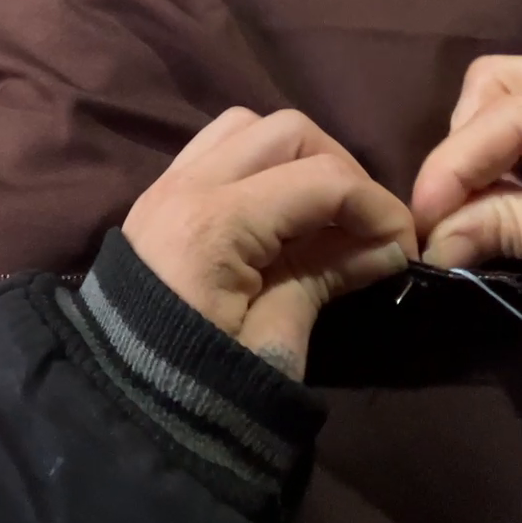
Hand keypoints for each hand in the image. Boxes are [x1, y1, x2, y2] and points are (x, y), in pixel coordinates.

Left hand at [122, 108, 417, 378]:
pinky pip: (217, 144)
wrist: (117, 397)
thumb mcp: (274, 342)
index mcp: (215, 222)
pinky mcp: (160, 190)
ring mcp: (168, 180)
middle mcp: (188, 183)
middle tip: (364, 223)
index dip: (377, 206)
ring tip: (321, 209)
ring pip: (247, 125)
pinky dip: (258, 160)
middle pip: (286, 131)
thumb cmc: (197, 382)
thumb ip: (326, 276)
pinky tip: (276, 203)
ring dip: (295, 155)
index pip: (320, 179)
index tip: (404, 247)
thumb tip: (386, 246)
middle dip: (340, 168)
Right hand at [412, 56, 521, 417]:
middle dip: (469, 141)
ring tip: (477, 204)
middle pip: (517, 82)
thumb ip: (513, 225)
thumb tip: (427, 232)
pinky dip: (518, 159)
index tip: (421, 213)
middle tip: (451, 204)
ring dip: (488, 147)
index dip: (459, 157)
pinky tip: (511, 197)